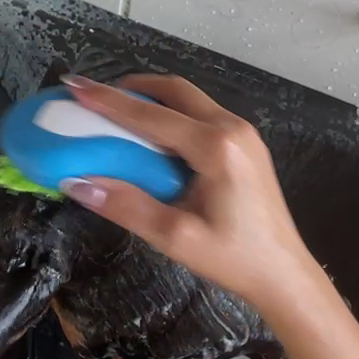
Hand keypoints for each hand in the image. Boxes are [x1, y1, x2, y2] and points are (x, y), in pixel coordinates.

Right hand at [57, 73, 324, 313]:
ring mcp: (243, 134)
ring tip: (118, 110)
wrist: (283, 273)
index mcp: (216, 147)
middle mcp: (232, 128)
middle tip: (95, 95)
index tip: (75, 85)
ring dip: (154, 98)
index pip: (151, 116)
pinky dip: (172, 113)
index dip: (108, 100)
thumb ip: (126, 206)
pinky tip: (153, 133)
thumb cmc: (233, 258)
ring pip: (191, 99)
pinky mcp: (246, 144)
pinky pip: (202, 114)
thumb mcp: (175, 237)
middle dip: (133, 88)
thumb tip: (77, 182)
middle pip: (175, 91)